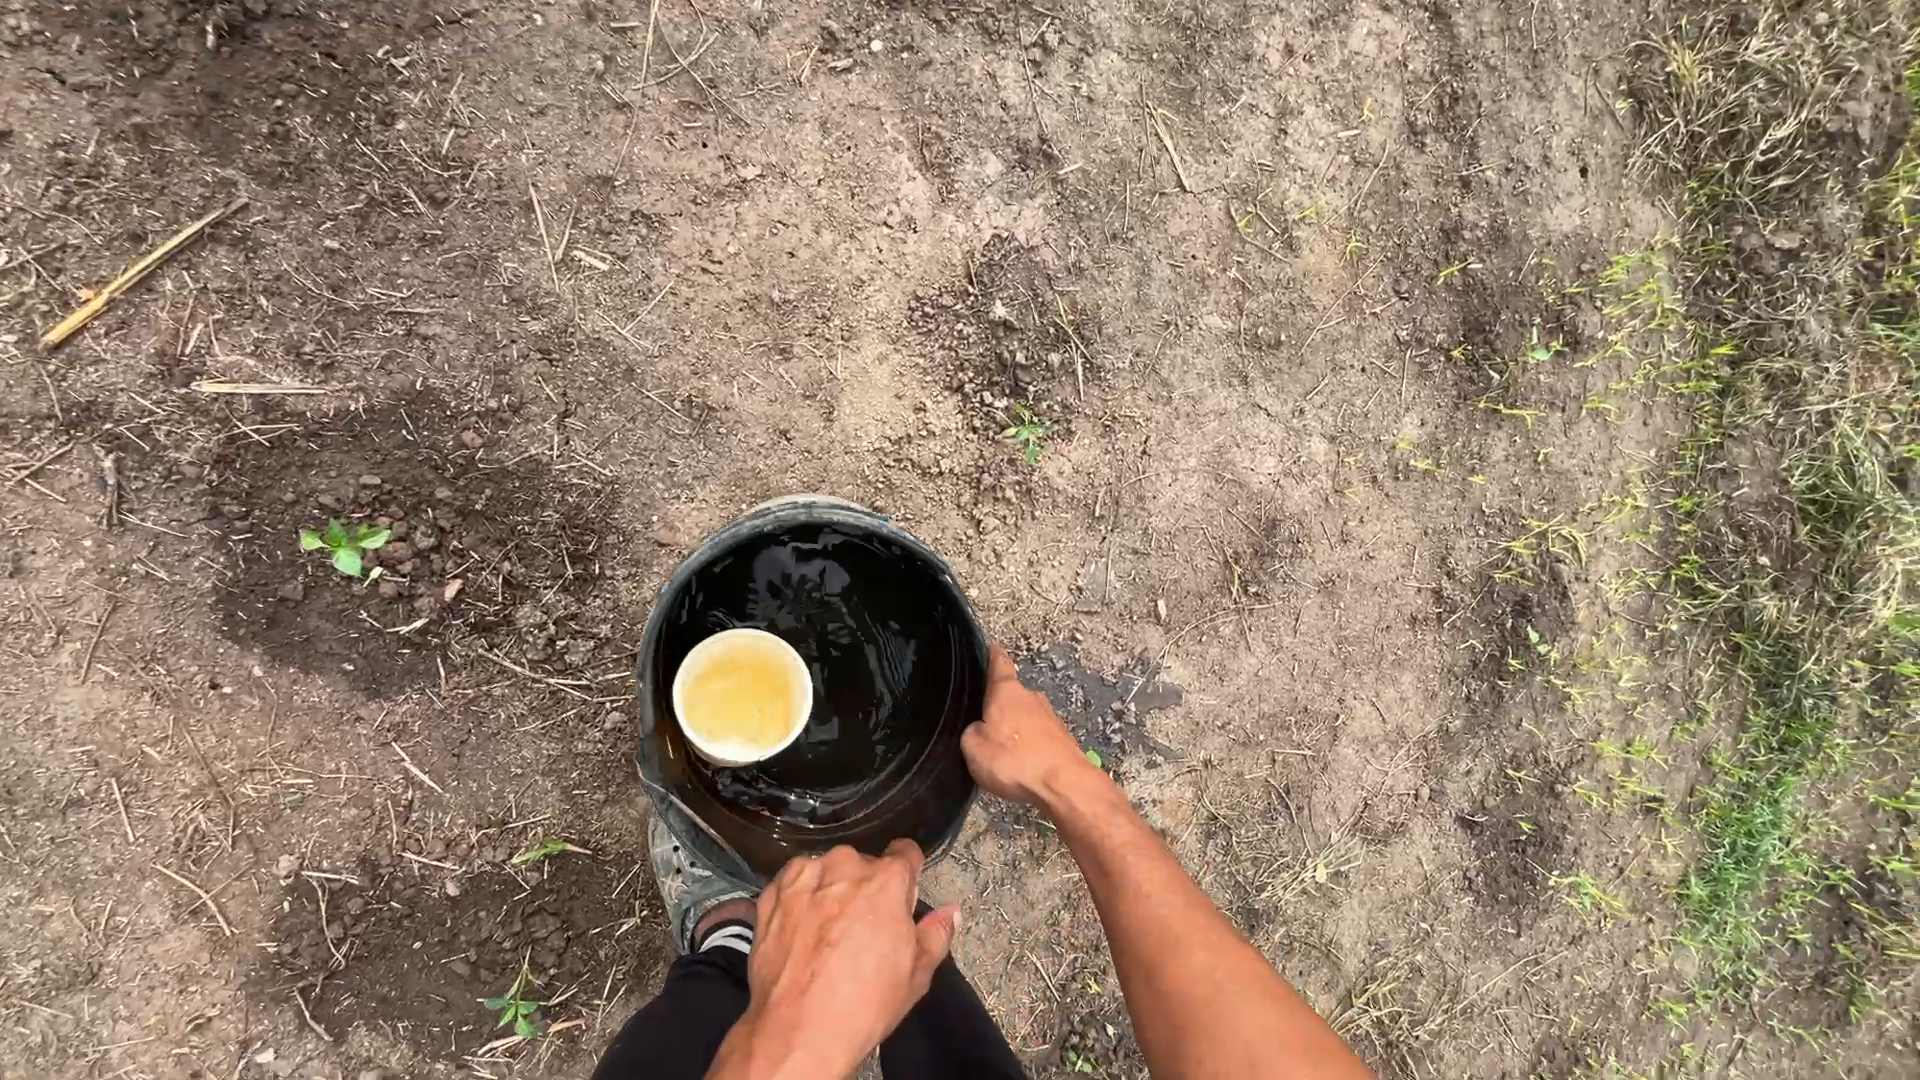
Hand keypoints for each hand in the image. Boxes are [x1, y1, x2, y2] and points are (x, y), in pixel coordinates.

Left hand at [708, 841, 957, 1079]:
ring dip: (830, 890)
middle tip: (860, 929)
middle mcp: (845, 865)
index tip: (900, 897)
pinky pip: (793, 883)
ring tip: (826, 933)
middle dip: (865, 888)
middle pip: (863, 865)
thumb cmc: (862, 1005)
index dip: (906, 875)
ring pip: (827, 871)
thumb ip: (935, 934)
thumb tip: (950, 912)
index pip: (906, 852)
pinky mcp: (772, 892)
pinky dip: (798, 899)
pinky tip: (801, 933)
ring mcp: (805, 876)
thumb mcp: (916, 976)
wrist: (796, 1032)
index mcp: (886, 879)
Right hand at [961, 643, 1100, 805]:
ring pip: (1028, 718)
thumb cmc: (1015, 760)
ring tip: (1004, 751)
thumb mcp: (974, 748)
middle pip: (1013, 695)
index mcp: (1007, 693)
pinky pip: (1040, 739)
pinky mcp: (1063, 740)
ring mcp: (1050, 719)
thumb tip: (980, 730)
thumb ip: (972, 733)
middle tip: (988, 721)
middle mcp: (1031, 699)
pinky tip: (1023, 766)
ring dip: (1017, 729)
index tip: (994, 647)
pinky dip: (1031, 748)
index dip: (995, 656)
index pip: (1000, 665)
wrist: (1063, 784)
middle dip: (1002, 706)